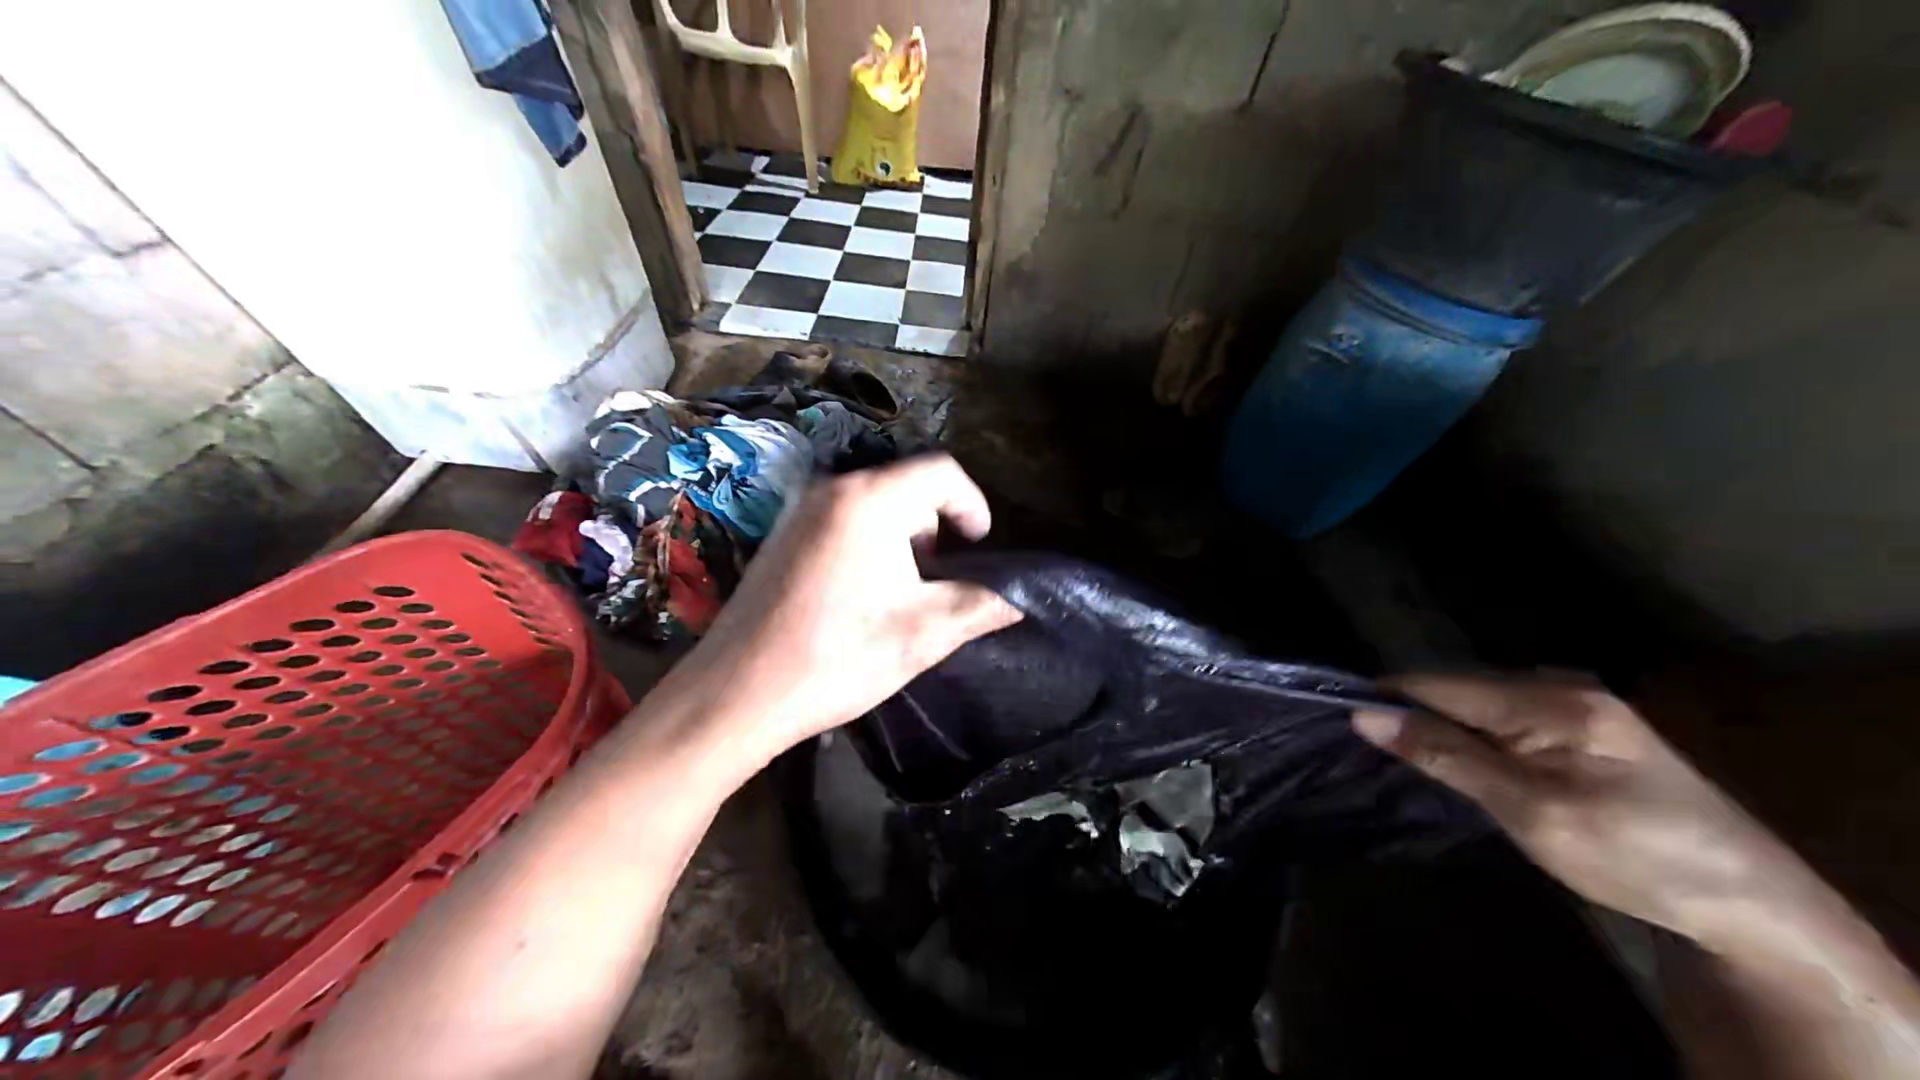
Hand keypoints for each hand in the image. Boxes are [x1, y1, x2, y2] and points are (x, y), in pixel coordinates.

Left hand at [649, 454, 1022, 767]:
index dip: (973, 505)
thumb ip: (981, 605)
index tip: (978, 547)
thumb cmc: (837, 657)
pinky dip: (868, 540)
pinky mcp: (780, 533)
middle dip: (936, 525)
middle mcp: (832, 488)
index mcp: (870, 500)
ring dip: (902, 535)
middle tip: (938, 577)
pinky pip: (841, 518)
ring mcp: (799, 508)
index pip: (942, 472)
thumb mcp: (923, 633)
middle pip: (907, 485)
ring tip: (901, 591)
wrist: (737, 692)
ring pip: (874, 503)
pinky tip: (859, 593)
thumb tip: (1021, 598)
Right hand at [1353, 675, 1822, 946]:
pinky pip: (1499, 718)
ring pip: (1473, 704)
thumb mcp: (1529, 810)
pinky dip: (1469, 738)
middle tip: (1367, 753)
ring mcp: (1572, 704)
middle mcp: (1558, 685)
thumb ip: (1444, 755)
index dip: (1383, 699)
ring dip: (1437, 729)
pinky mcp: (1579, 727)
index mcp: (1548, 699)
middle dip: (1409, 715)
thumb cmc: (1634, 855)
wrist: (1749, 905)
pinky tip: (1458, 762)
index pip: (1435, 683)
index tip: (1334, 721)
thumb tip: (1364, 715)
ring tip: (1400, 759)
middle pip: (1453, 688)